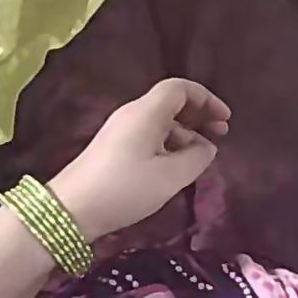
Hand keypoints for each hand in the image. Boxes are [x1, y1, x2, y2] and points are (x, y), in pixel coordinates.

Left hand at [49, 79, 230, 240]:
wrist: (72, 208)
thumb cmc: (125, 188)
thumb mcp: (170, 177)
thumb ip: (196, 158)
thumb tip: (207, 146)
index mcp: (146, 112)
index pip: (180, 88)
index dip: (206, 99)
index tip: (224, 119)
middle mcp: (132, 114)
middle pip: (170, 103)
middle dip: (198, 115)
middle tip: (219, 135)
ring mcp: (120, 131)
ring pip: (160, 122)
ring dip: (185, 134)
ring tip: (200, 158)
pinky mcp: (113, 148)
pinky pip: (148, 136)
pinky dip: (168, 145)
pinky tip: (175, 168)